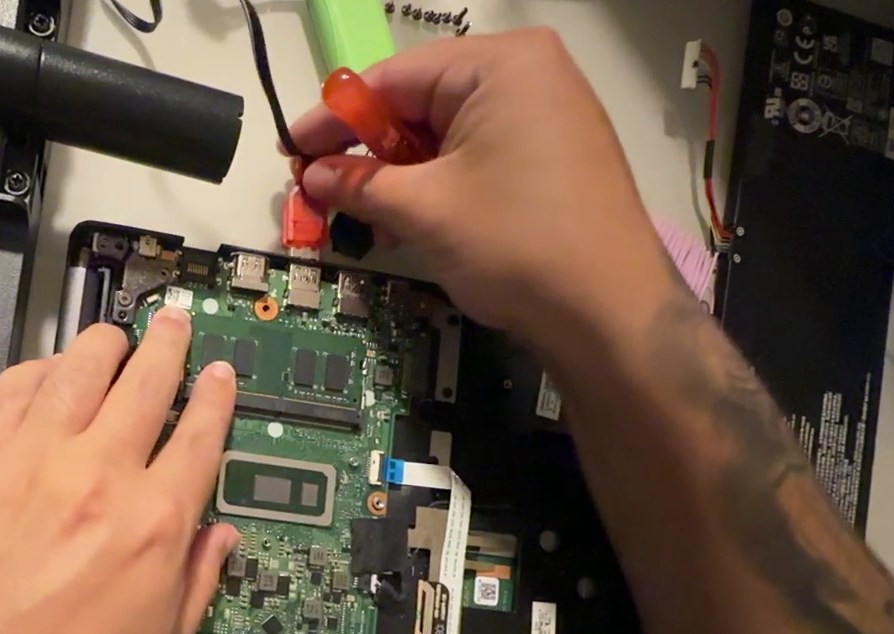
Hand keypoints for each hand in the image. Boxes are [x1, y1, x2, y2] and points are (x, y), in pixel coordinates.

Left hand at [0, 310, 239, 633]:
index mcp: (154, 526)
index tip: (217, 377)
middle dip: (167, 346)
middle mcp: (96, 479)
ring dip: (103, 344)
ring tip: (113, 337)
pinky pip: (7, 393)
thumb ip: (195, 581)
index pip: (199, 436)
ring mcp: (28, 464)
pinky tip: (44, 374)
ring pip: (77, 370)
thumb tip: (218, 538)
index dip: (214, 397)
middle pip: (145, 383)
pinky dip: (34, 372)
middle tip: (172, 326)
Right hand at [291, 30, 677, 350]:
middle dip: (365, 153)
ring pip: (440, 138)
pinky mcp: (543, 158)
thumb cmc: (513, 243)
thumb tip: (311, 175)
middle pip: (417, 105)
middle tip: (319, 189)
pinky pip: (468, 159)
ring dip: (394, 178)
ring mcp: (539, 117)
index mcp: (498, 66)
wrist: (603, 306)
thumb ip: (359, 184)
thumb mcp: (423, 210)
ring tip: (363, 219)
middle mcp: (524, 76)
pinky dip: (429, 188)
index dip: (333, 117)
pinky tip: (403, 223)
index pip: (393, 78)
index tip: (290, 150)